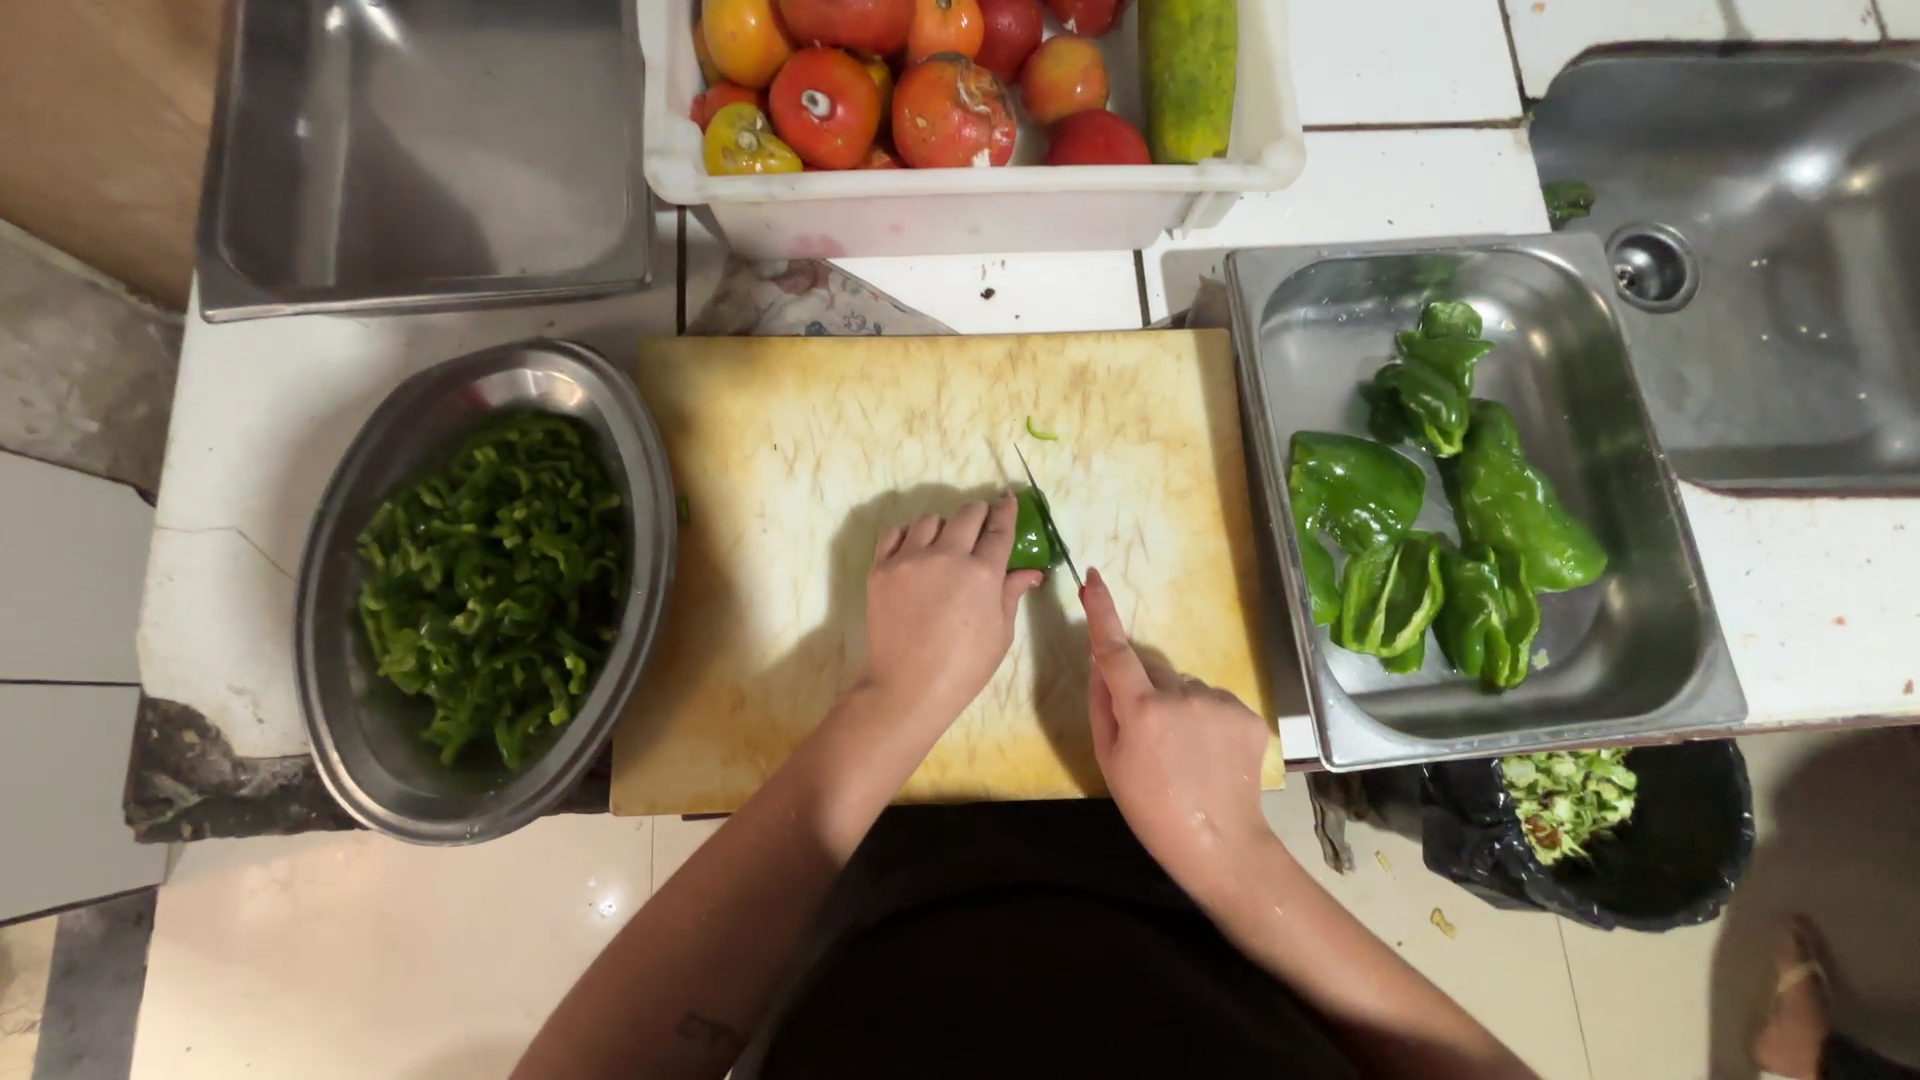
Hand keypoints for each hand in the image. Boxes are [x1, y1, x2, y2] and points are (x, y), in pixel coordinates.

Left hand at [858, 493, 1044, 735]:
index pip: (999, 528)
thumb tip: (1031, 572)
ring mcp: (910, 560)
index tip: (1008, 499)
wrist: (907, 687)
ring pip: (929, 520)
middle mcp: (947, 556)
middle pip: (967, 514)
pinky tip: (915, 551)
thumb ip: (1011, 593)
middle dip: (978, 514)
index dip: (1006, 510)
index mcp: (982, 573)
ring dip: (943, 526)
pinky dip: (908, 536)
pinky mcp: (881, 569)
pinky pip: (894, 534)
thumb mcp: (1000, 633)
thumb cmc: (964, 667)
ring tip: (944, 544)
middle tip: (980, 526)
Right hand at [1081, 567, 1277, 901]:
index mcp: (1142, 709)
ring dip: (1179, 706)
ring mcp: (1220, 703)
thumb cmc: (1150, 807)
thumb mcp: (1109, 759)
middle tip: (1149, 735)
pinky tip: (1210, 752)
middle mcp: (1182, 696)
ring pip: (1185, 687)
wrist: (1218, 843)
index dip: (1102, 612)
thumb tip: (1100, 663)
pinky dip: (1207, 717)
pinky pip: (1215, 700)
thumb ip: (1102, 704)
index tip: (1093, 578)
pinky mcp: (1248, 714)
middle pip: (1153, 672)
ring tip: (1185, 751)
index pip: (1115, 650)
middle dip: (1145, 689)